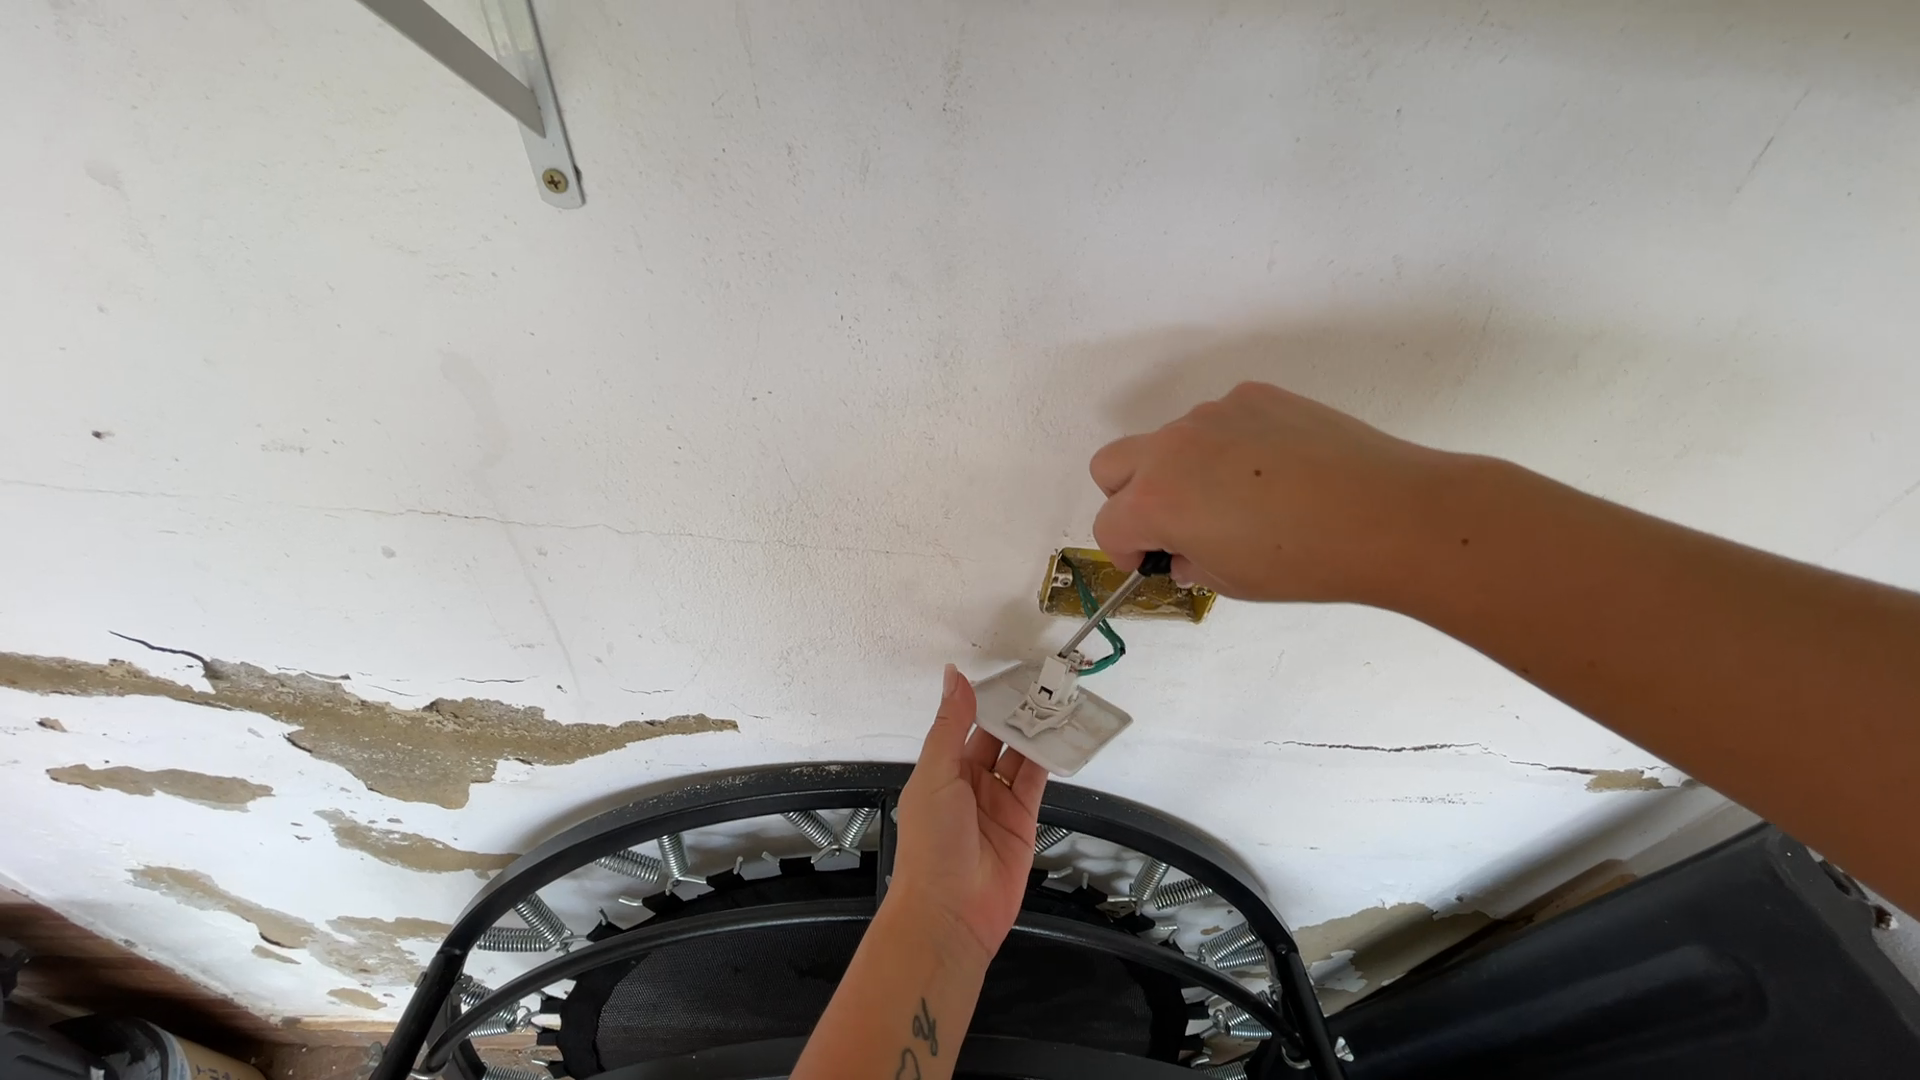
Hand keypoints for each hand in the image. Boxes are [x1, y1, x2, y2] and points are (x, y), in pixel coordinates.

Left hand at [886, 665, 1047, 962]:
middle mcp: (970, 781)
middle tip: (1042, 683)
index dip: (985, 700)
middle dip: (1016, 713)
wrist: (950, 913)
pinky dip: (1050, 760)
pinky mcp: (1023, 819)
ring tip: (1057, 702)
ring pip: (1019, 756)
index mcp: (942, 768)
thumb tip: (953, 675)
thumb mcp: (935, 774)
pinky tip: (1062, 737)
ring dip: (1036, 732)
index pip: (965, 723)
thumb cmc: (931, 841)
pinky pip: (1037, 781)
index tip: (1008, 674)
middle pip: (996, 737)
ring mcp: (998, 801)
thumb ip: (950, 724)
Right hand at [1090, 381, 1450, 604]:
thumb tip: (1183, 550)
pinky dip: (1225, 445)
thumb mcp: (1229, 582)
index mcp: (1157, 500)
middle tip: (1173, 522)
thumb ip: (1186, 561)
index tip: (1152, 561)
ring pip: (1167, 440)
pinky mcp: (1253, 396)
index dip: (1124, 550)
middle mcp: (1171, 448)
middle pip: (1110, 466)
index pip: (1108, 524)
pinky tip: (1271, 470)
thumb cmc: (1305, 562)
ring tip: (1238, 497)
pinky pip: (1217, 421)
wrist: (1389, 515)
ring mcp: (1212, 414)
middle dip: (1127, 497)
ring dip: (1180, 469)